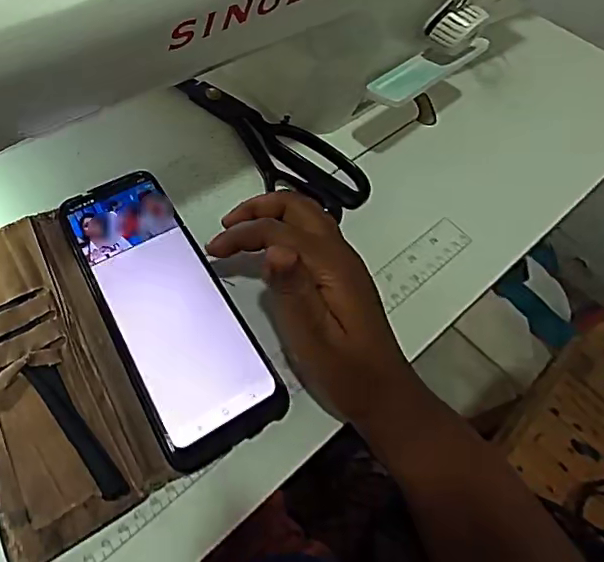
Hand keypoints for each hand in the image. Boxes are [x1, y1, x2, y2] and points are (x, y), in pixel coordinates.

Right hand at [206, 191, 424, 429]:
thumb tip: (274, 250)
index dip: (242, 234)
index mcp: (333, 266)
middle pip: (296, 205)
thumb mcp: (314, 337)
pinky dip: (280, 226)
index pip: (278, 230)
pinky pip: (307, 230)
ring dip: (269, 212)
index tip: (217, 248)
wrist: (386, 398)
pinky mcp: (339, 272)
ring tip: (240, 228)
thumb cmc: (350, 374)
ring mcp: (343, 262)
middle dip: (256, 208)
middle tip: (228, 224)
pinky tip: (266, 246)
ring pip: (303, 213)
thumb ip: (293, 290)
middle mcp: (341, 255)